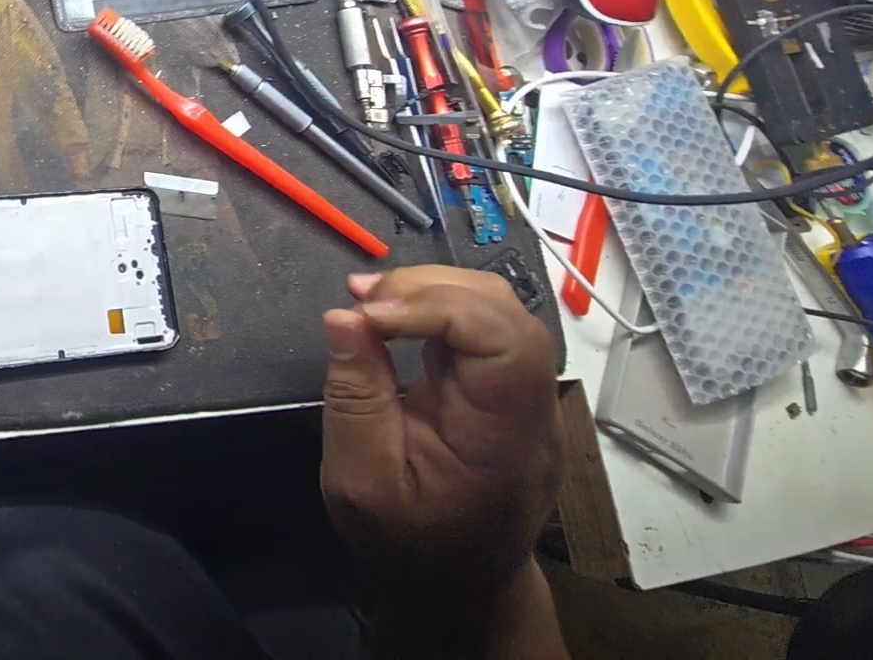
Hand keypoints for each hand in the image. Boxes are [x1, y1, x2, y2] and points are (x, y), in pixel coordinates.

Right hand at [320, 267, 564, 653]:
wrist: (456, 583)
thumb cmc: (405, 540)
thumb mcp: (360, 481)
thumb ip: (355, 398)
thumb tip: (343, 317)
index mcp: (503, 436)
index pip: (503, 340)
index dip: (435, 307)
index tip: (366, 315)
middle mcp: (528, 407)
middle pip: (505, 311)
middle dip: (428, 288)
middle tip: (361, 301)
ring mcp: (521, 395)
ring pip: (497, 308)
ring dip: (429, 289)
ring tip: (368, 300)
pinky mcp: (499, 389)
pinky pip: (480, 325)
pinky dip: (431, 304)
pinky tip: (387, 312)